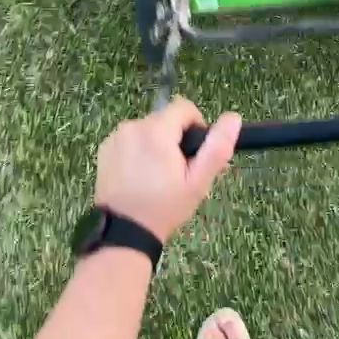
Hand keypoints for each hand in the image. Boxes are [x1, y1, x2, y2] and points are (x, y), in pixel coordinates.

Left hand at [95, 98, 240, 240]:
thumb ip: (216, 147)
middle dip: (175, 139)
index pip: (184, 107)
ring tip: (158, 177)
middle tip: (178, 172)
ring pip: (148, 130)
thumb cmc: (165, 207)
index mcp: (156, 131)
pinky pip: (130, 140)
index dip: (196, 126)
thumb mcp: (198, 182)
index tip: (193, 154)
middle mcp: (133, 127)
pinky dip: (138, 151)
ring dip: (157, 145)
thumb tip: (233, 118)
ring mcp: (116, 137)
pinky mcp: (105, 149)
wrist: (125, 231)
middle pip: (165, 120)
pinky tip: (140, 177)